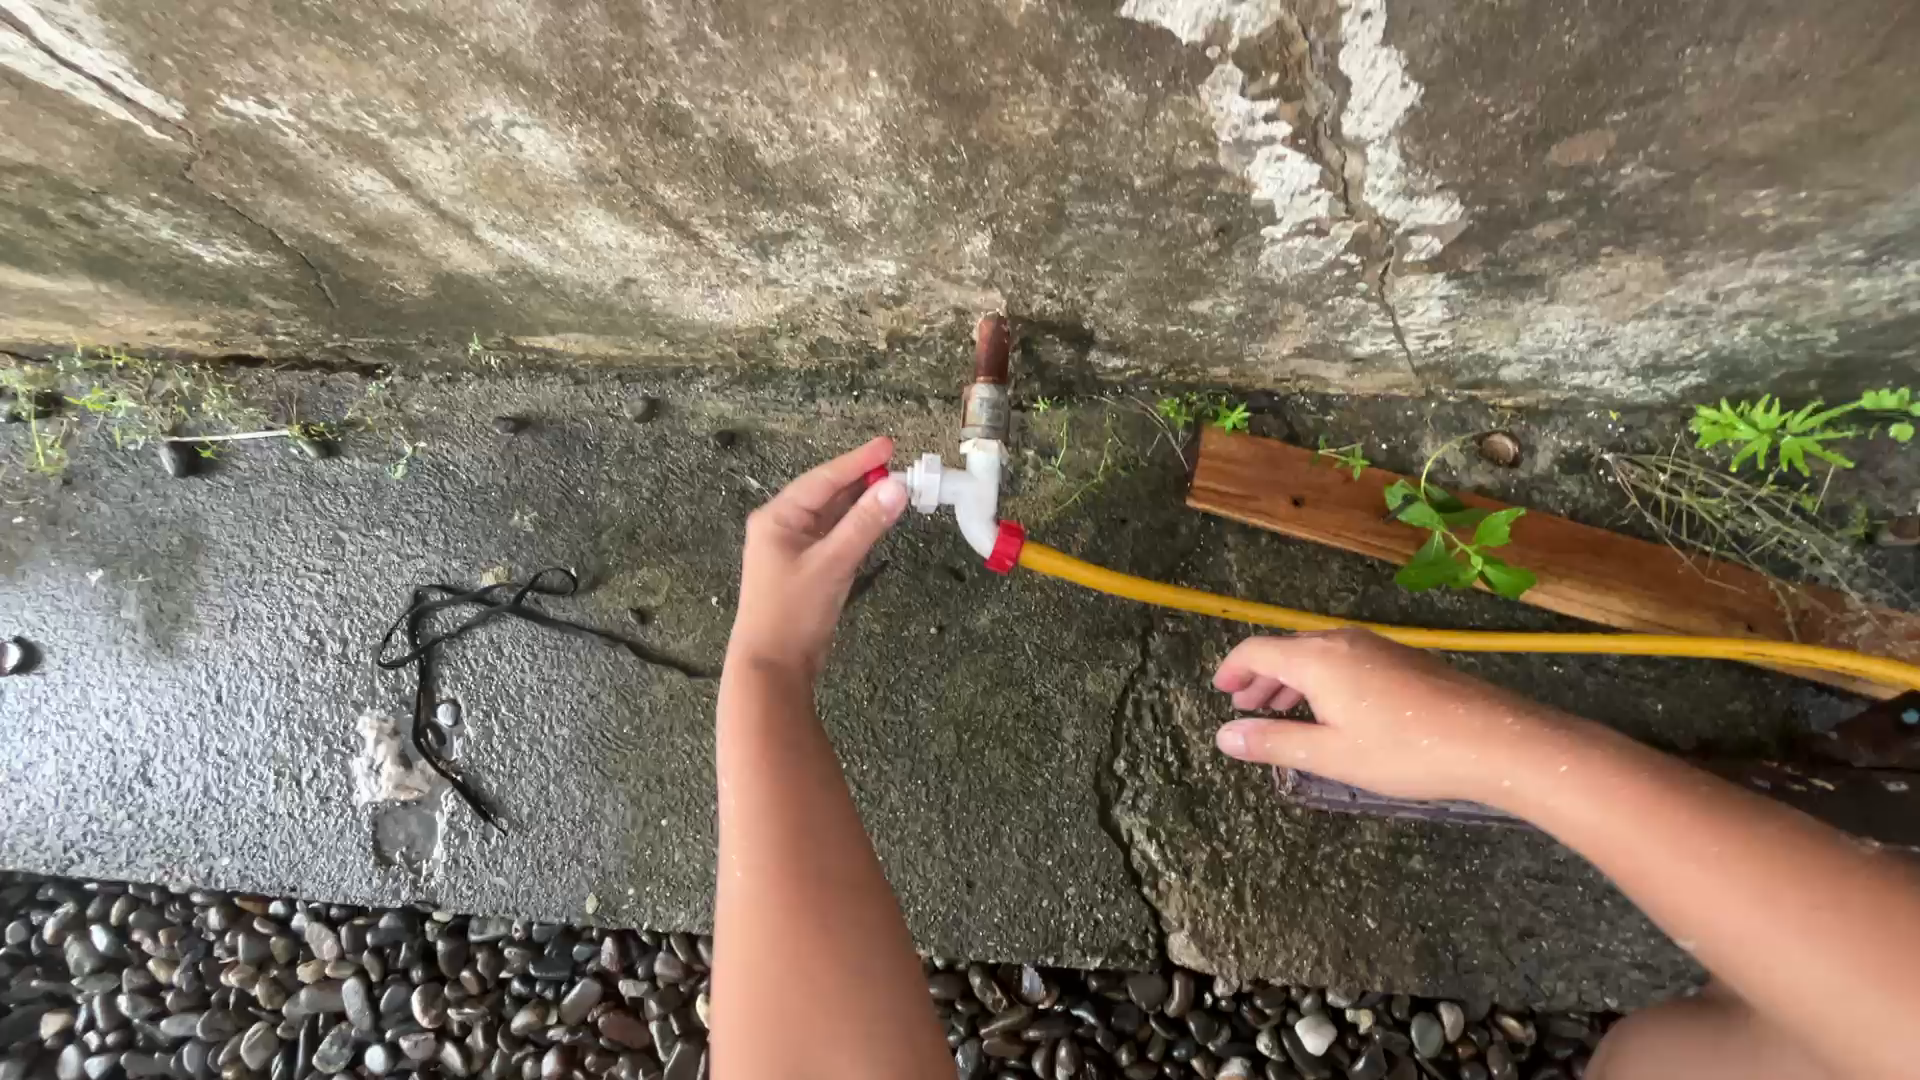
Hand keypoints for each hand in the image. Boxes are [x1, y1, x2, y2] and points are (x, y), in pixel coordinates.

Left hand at [727, 436, 907, 681]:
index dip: (857, 461)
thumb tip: (897, 487)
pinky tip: (879, 518)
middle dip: (863, 480)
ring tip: (896, 487)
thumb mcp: (832, 564)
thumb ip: (865, 524)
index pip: (823, 479)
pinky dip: (858, 526)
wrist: (773, 665)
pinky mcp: (809, 567)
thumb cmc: (793, 612)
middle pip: (829, 494)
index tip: (889, 445)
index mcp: (778, 517)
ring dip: (863, 503)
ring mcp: (796, 548)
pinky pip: (837, 536)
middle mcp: (784, 527)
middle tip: (900, 466)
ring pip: (835, 516)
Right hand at [1210, 629, 1569, 804]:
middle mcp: (1340, 642)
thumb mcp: (1330, 754)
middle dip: (1259, 677)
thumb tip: (1223, 736)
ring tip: (1280, 708)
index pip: (1256, 651)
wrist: (1497, 740)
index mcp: (1316, 659)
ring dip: (1289, 678)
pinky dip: (1318, 679)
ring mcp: (1373, 646)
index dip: (1232, 669)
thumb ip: (1272, 742)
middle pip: (1284, 649)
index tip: (1220, 689)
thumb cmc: (1405, 750)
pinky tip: (1330, 709)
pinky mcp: (1399, 658)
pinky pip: (1341, 659)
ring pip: (1314, 654)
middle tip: (1244, 704)